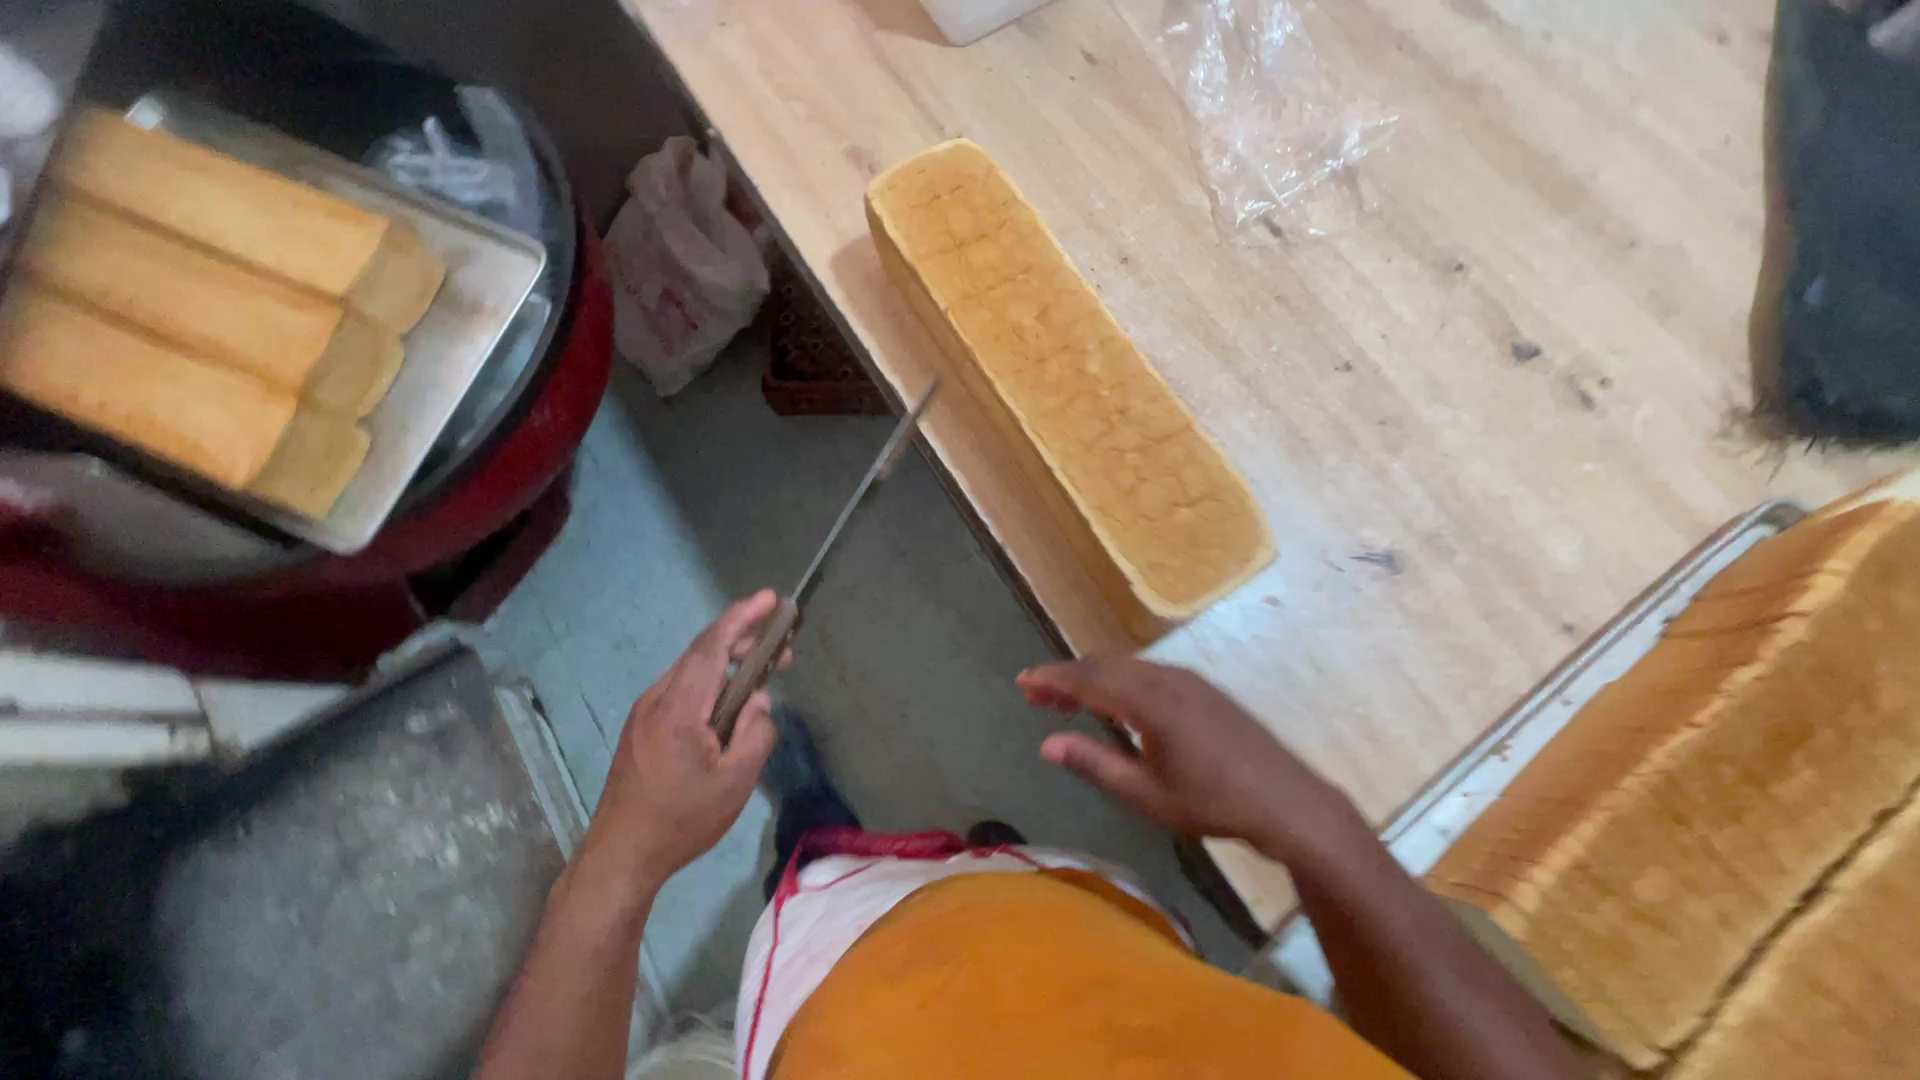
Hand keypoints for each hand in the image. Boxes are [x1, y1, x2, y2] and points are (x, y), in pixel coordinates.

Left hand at [588, 591, 785, 883]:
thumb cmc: (683, 820)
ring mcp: (644, 712)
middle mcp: (657, 699)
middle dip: (743, 638)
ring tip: (763, 670)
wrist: (621, 854)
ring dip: (728, 662)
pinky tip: (729, 700)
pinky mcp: (641, 727)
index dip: (742, 617)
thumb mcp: (736, 782)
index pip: (713, 647)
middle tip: (783, 645)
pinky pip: (681, 689)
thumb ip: (756, 733)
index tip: (770, 598)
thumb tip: (758, 702)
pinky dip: (711, 681)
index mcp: (679, 708)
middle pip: (702, 652)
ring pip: (691, 670)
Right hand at [1018, 656, 1367, 866]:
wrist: (1286, 800)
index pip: (1087, 678)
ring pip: (1127, 665)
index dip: (1051, 678)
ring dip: (1093, 677)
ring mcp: (1188, 680)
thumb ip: (1094, 763)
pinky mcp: (1202, 688)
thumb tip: (1047, 743)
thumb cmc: (1212, 803)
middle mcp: (1166, 678)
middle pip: (1104, 664)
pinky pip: (1147, 671)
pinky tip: (1116, 706)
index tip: (1022, 682)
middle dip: (1067, 676)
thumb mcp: (1145, 794)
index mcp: (1149, 701)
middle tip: (1037, 697)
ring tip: (1069, 703)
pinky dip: (1119, 680)